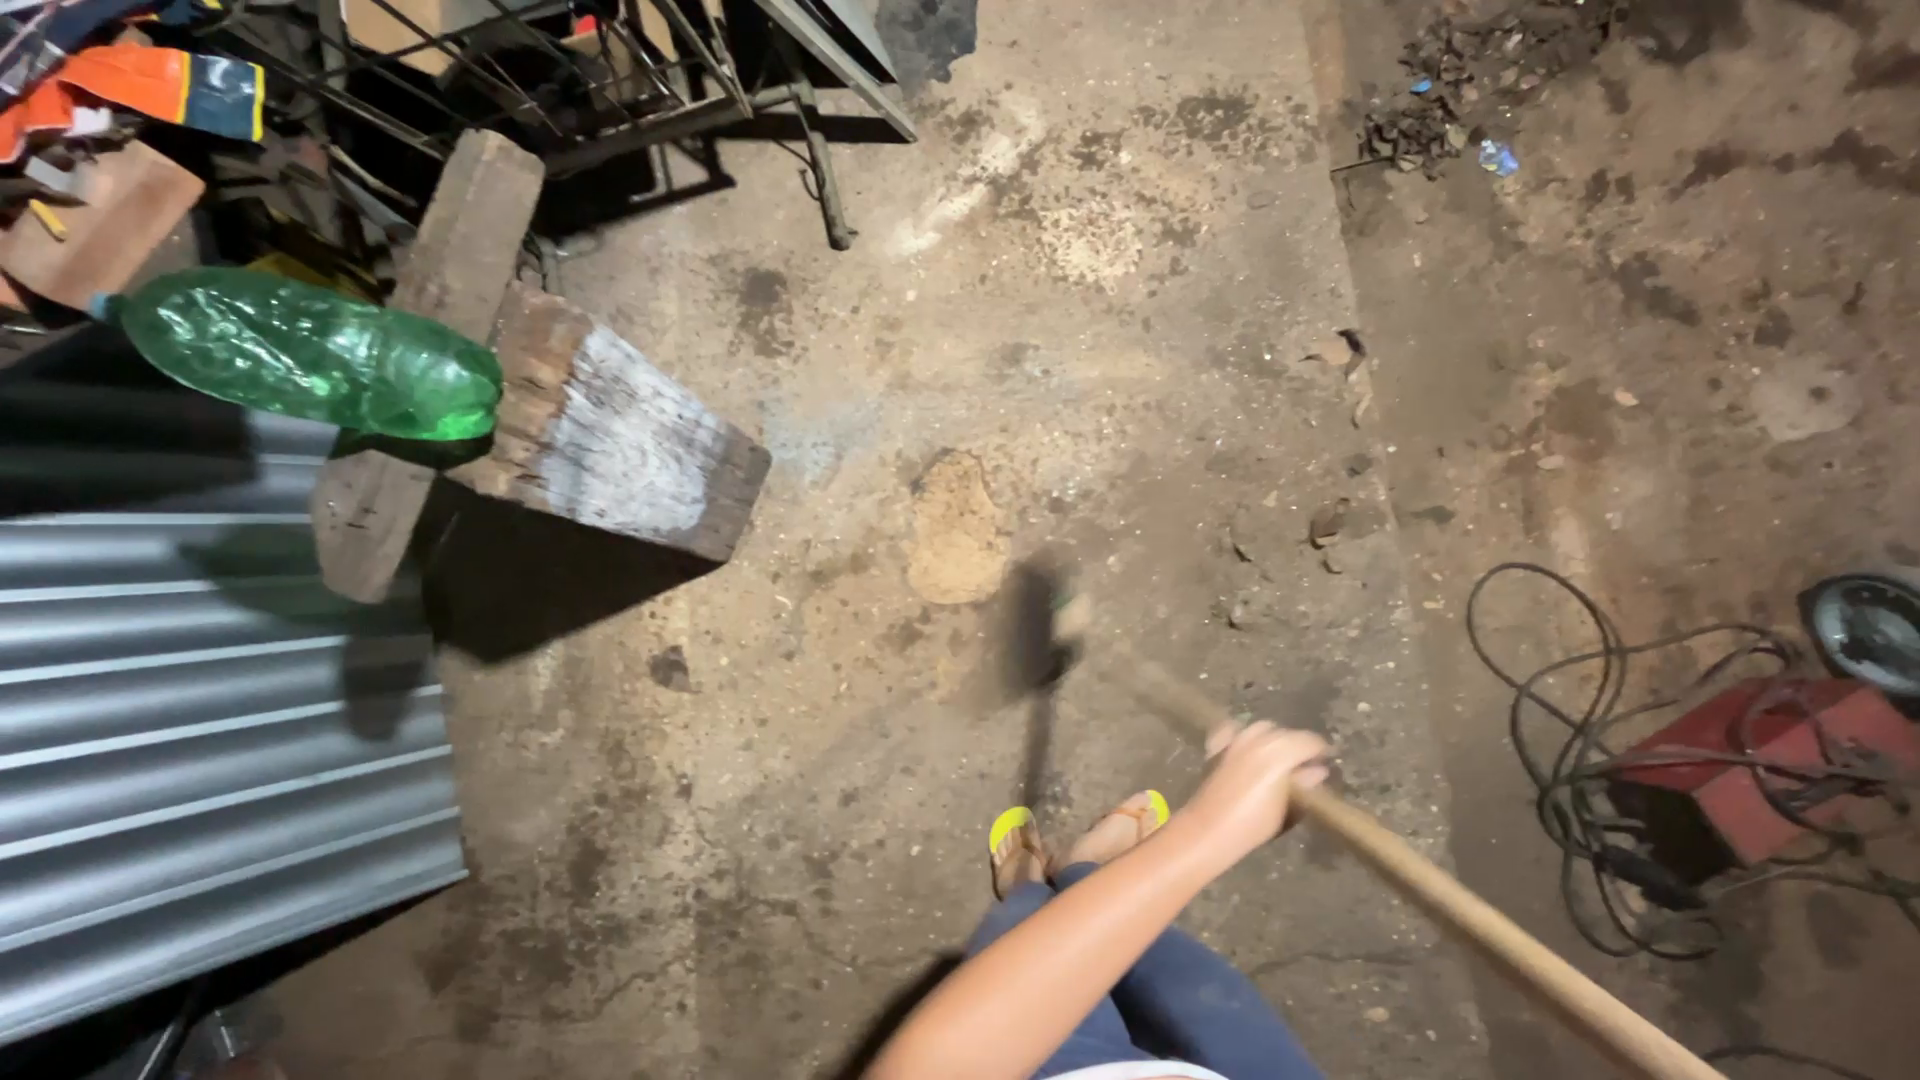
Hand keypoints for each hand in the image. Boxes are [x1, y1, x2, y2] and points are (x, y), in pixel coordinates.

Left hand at [1182, 722, 1330, 862]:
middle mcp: (1256, 738)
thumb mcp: (1289, 807)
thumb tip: (1318, 770)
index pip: (1309, 741)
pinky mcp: (1218, 746)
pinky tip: (1248, 749)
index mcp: (1279, 751)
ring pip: (1261, 729)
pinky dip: (1244, 736)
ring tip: (1279, 760)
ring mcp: (1234, 739)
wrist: (1211, 828)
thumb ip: (1305, 784)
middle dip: (1297, 745)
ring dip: (1273, 739)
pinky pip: (1235, 731)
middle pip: (1285, 733)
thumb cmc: (1255, 823)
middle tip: (1304, 766)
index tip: (1327, 761)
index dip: (1321, 750)